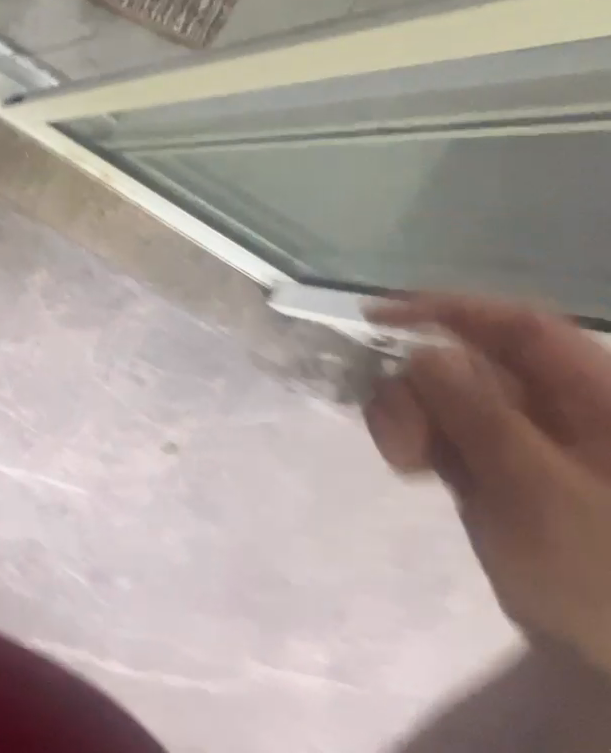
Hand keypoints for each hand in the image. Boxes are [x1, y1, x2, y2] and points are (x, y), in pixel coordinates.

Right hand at [366, 293, 610, 673]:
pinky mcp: (495, 470)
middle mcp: (561, 413)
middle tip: (396, 437)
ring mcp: (525, 442)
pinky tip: (409, 466)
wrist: (608, 653)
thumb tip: (422, 351)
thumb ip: (478, 414)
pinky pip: (440, 428)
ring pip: (443, 395)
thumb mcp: (537, 488)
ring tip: (403, 461)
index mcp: (598, 405)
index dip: (451, 309)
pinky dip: (414, 437)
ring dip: (408, 415)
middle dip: (417, 385)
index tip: (375, 317)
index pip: (523, 328)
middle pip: (468, 362)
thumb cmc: (596, 571)